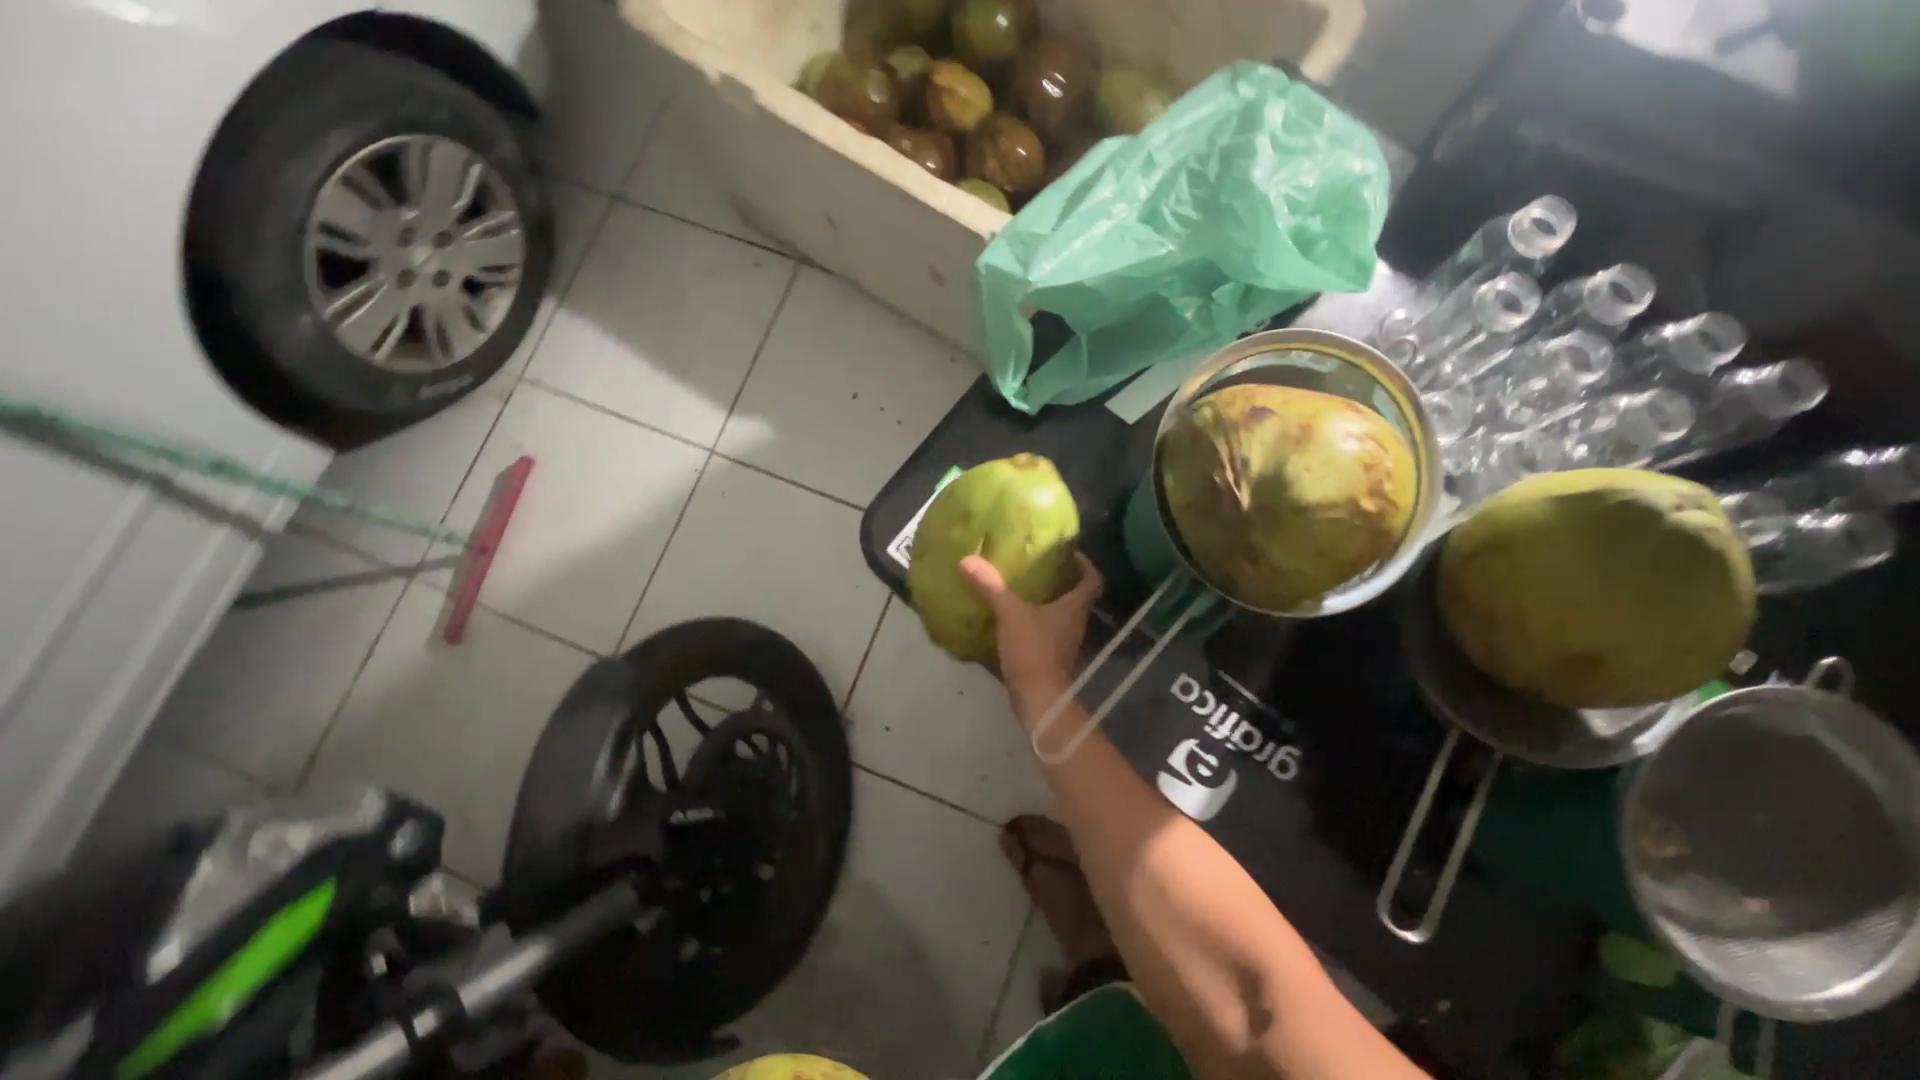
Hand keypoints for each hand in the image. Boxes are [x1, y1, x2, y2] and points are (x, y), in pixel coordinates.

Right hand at [961, 551, 1103, 723]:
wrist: (1038, 699)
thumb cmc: (1033, 652)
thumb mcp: (1010, 615)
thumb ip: (991, 587)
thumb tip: (968, 560)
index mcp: (1074, 608)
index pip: (1093, 580)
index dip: (1086, 565)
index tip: (1070, 554)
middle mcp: (1075, 623)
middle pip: (1077, 596)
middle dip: (1062, 580)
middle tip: (1040, 566)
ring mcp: (1065, 642)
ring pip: (1062, 615)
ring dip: (1048, 602)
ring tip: (1024, 588)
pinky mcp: (1051, 658)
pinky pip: (1047, 631)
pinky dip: (1035, 622)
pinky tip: (1014, 618)